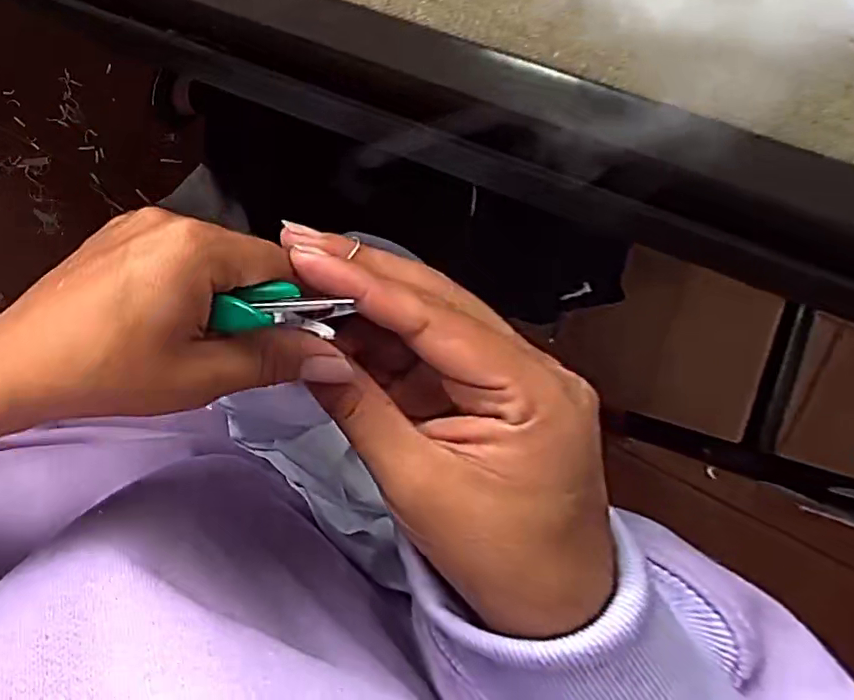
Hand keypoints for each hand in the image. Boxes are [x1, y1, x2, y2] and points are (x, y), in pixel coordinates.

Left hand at [0, 209, 354, 428]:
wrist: (15, 364)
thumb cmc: (103, 371)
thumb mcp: (197, 376)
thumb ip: (271, 360)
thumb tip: (329, 358)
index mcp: (195, 245)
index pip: (278, 264)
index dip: (294, 306)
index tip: (289, 342)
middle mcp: (168, 220)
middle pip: (240, 257)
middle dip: (246, 305)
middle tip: (219, 351)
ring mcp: (137, 223)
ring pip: (206, 257)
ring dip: (212, 296)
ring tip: (177, 341)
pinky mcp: (116, 234)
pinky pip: (171, 253)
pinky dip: (180, 283)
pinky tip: (151, 321)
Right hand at [280, 224, 614, 638]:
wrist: (552, 610)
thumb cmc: (504, 562)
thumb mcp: (418, 486)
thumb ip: (360, 407)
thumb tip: (309, 352)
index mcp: (534, 389)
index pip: (433, 316)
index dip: (363, 282)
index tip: (310, 257)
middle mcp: (528, 364)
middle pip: (431, 297)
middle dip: (360, 268)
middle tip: (301, 243)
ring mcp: (503, 370)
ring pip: (421, 311)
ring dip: (361, 294)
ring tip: (305, 273)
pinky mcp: (478, 381)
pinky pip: (418, 343)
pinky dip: (371, 329)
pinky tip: (332, 315)